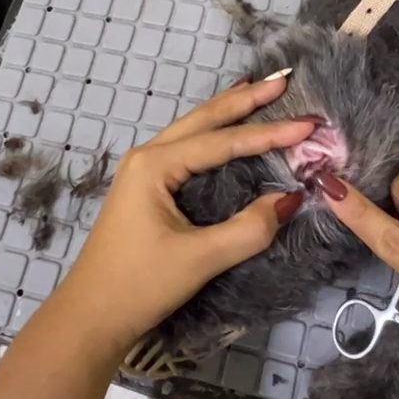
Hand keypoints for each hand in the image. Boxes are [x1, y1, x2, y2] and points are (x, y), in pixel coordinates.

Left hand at [47, 74, 318, 355]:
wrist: (89, 318)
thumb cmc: (139, 286)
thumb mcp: (200, 260)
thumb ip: (249, 229)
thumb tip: (292, 199)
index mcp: (155, 166)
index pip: (223, 142)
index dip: (269, 133)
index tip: (309, 123)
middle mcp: (147, 157)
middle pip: (204, 119)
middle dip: (246, 99)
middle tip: (284, 80)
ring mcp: (143, 170)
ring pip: (194, 129)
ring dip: (229, 111)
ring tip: (261, 91)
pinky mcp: (146, 187)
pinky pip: (187, 146)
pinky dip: (213, 132)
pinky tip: (227, 127)